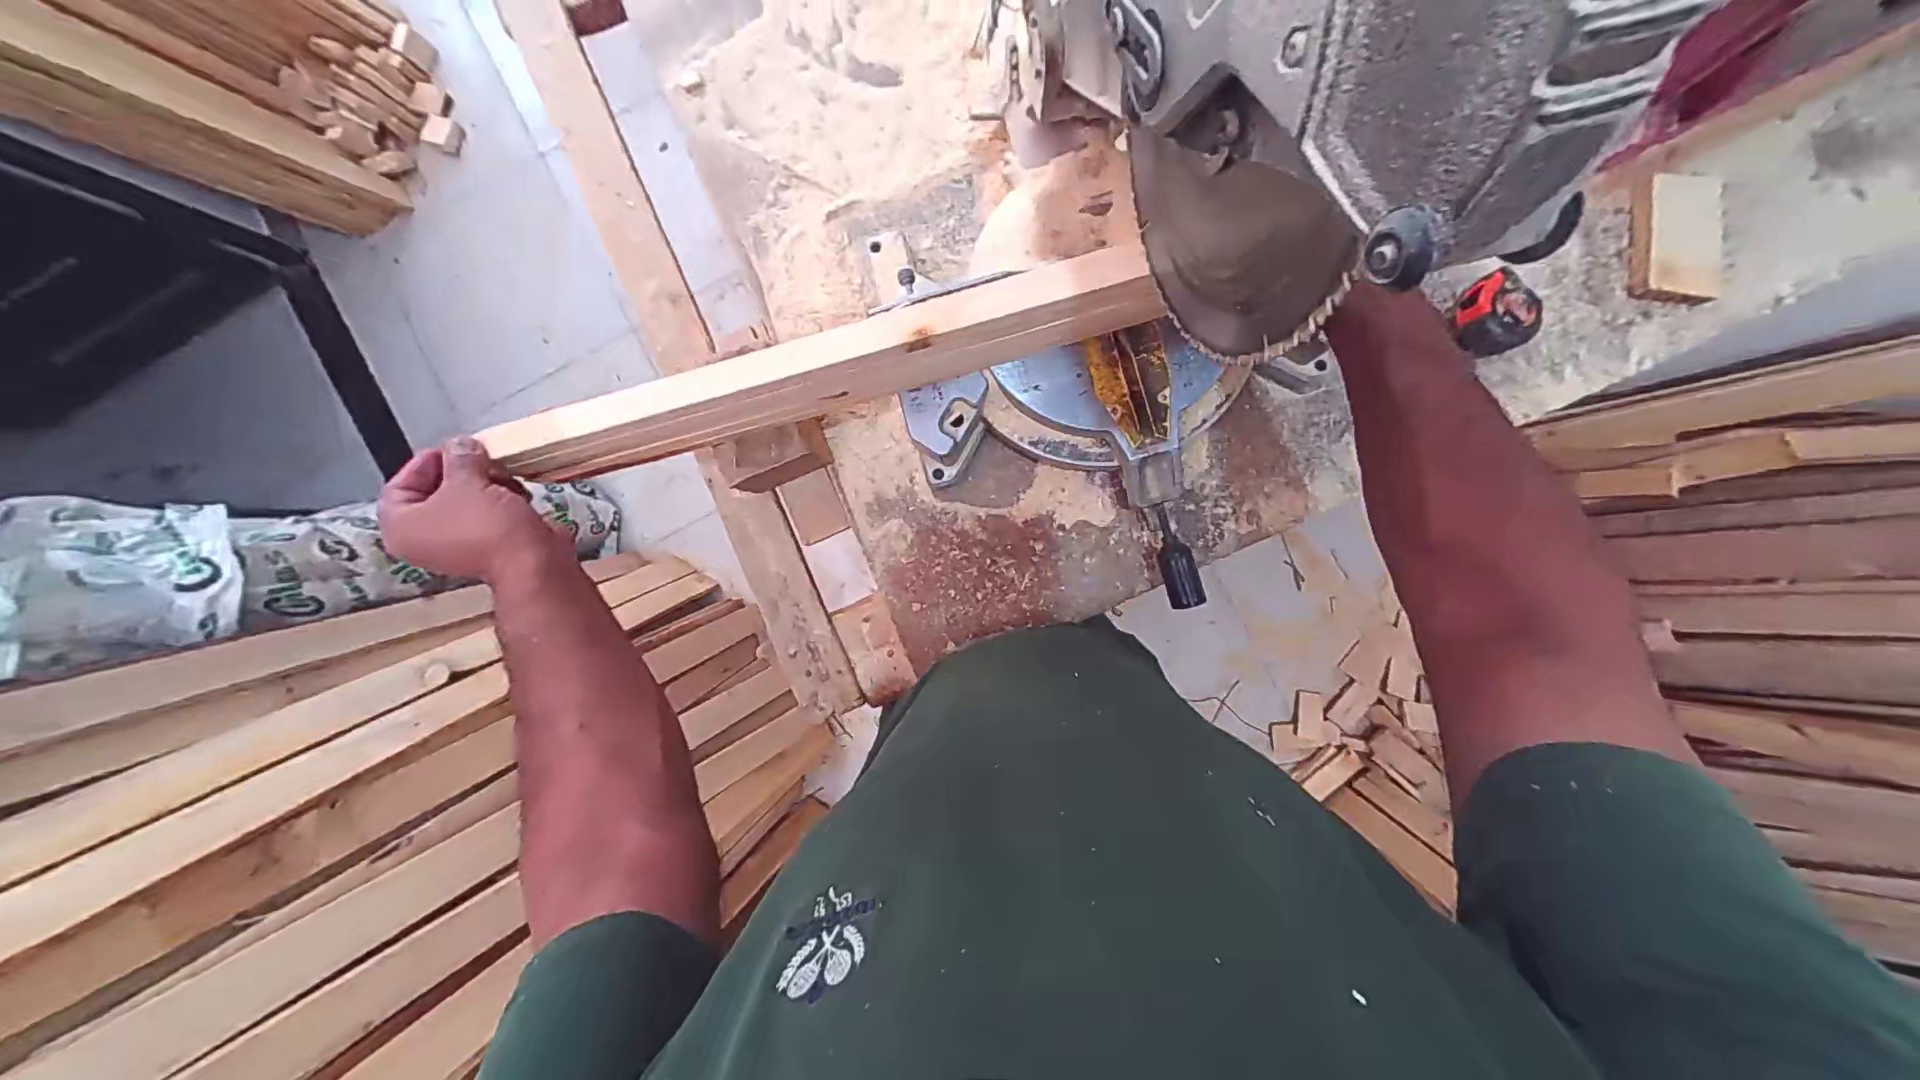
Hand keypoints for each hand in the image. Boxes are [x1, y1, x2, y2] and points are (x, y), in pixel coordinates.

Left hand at [378, 437, 565, 581]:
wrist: (533, 561)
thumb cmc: (489, 525)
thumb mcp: (468, 481)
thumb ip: (460, 457)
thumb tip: (462, 444)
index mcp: (402, 527)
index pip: (401, 484)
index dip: (428, 461)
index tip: (457, 448)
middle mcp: (423, 539)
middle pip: (435, 493)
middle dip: (463, 473)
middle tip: (483, 458)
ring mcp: (457, 545)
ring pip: (465, 503)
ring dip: (486, 486)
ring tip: (505, 476)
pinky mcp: (489, 547)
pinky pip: (487, 516)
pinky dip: (501, 502)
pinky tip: (518, 495)